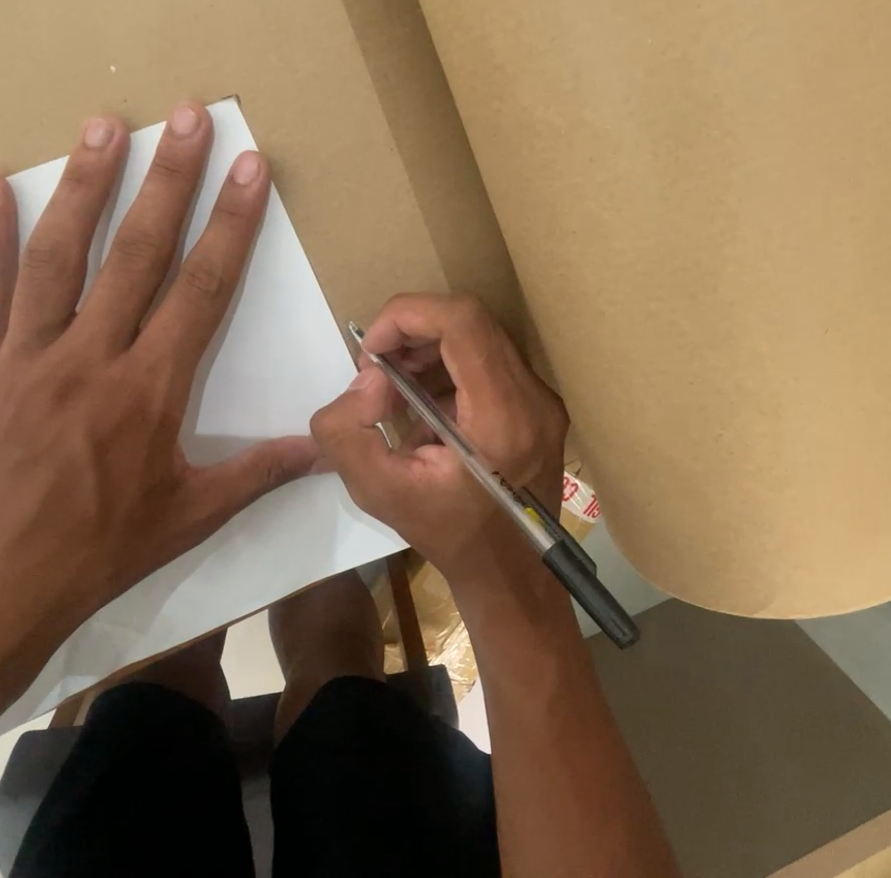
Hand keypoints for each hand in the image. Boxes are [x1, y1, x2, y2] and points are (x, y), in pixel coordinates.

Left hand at [0, 103, 315, 685]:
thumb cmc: (93, 559)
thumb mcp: (189, 519)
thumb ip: (259, 471)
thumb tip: (326, 445)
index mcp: (152, 389)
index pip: (204, 288)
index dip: (232, 223)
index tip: (250, 168)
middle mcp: (91, 357)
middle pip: (137, 252)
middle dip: (169, 179)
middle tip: (186, 116)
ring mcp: (23, 358)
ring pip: (59, 256)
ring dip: (84, 185)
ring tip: (104, 125)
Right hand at [310, 294, 567, 586]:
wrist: (511, 574)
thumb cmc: (448, 536)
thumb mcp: (377, 492)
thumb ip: (346, 431)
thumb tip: (369, 380)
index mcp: (502, 417)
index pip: (463, 322)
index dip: (408, 316)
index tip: (372, 351)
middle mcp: (534, 398)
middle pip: (471, 323)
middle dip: (412, 334)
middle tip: (377, 372)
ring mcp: (543, 401)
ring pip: (481, 340)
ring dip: (428, 353)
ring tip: (396, 397)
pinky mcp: (541, 408)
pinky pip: (490, 365)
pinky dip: (449, 373)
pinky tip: (426, 415)